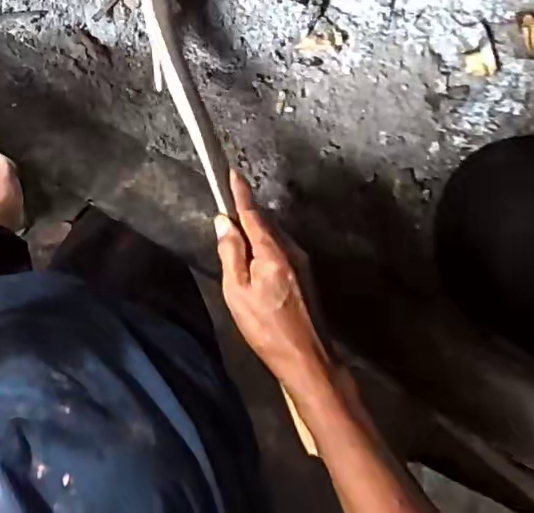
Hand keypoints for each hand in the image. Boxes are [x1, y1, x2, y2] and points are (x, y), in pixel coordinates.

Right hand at [216, 170, 325, 376]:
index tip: (233, 172)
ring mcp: (302, 263)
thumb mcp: (237, 291)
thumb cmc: (266, 327)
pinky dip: (266, 247)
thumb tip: (224, 222)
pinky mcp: (306, 277)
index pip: (252, 212)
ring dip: (256, 233)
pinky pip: (281, 249)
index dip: (241, 192)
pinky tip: (257, 265)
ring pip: (274, 236)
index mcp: (272, 251)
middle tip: (226, 222)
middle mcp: (291, 250)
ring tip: (239, 248)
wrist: (309, 362)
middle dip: (246, 215)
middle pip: (264, 221)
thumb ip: (230, 253)